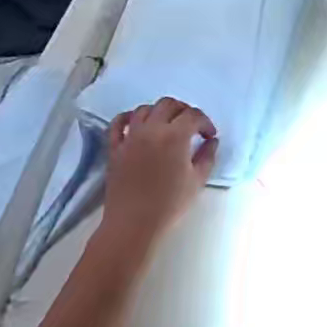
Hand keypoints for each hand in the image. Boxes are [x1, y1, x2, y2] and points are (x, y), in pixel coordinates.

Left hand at [100, 98, 217, 242]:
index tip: (209, 135)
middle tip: (191, 125)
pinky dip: (128, 117)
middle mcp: (151, 129)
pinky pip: (118, 122)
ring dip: (159, 111)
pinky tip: (136, 122)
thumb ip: (207, 157)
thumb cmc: (169, 204)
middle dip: (183, 111)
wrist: (133, 221)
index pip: (193, 115)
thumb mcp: (197, 181)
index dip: (205, 122)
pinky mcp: (114, 146)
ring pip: (144, 109)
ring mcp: (130, 136)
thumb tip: (212, 141)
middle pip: (168, 105)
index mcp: (174, 136)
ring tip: (166, 125)